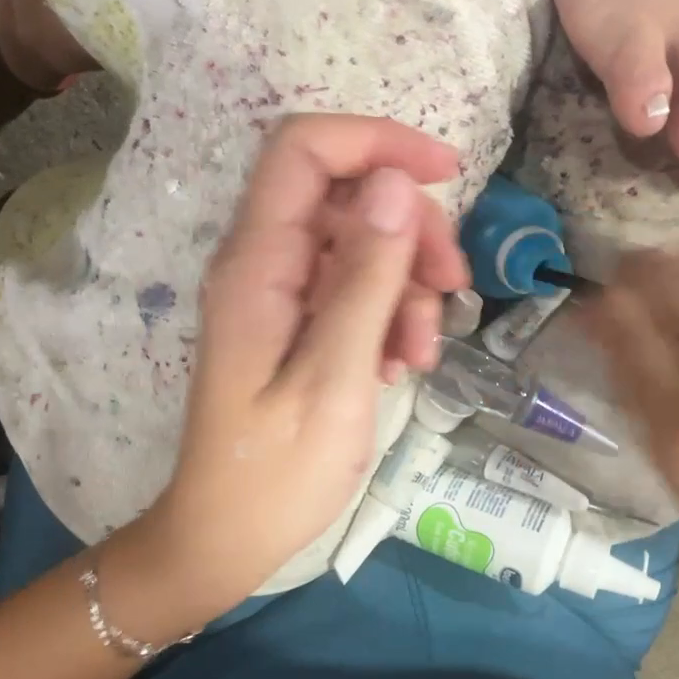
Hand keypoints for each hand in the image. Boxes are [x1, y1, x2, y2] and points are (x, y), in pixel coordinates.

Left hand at [146, 114, 467, 610]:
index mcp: (256, 264)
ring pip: (355, 245)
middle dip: (409, 230)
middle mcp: (259, 265)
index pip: (304, 150)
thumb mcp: (335, 377)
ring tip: (422, 352)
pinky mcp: (290, 328)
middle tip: (452, 289)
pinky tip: (401, 366)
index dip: (376, 141)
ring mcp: (273, 297)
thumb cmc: (276, 472)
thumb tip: (394, 183)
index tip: (446, 175)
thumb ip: (364, 277)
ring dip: (405, 283)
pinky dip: (385, 316)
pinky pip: (347, 293)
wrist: (225, 537)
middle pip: (343, 196)